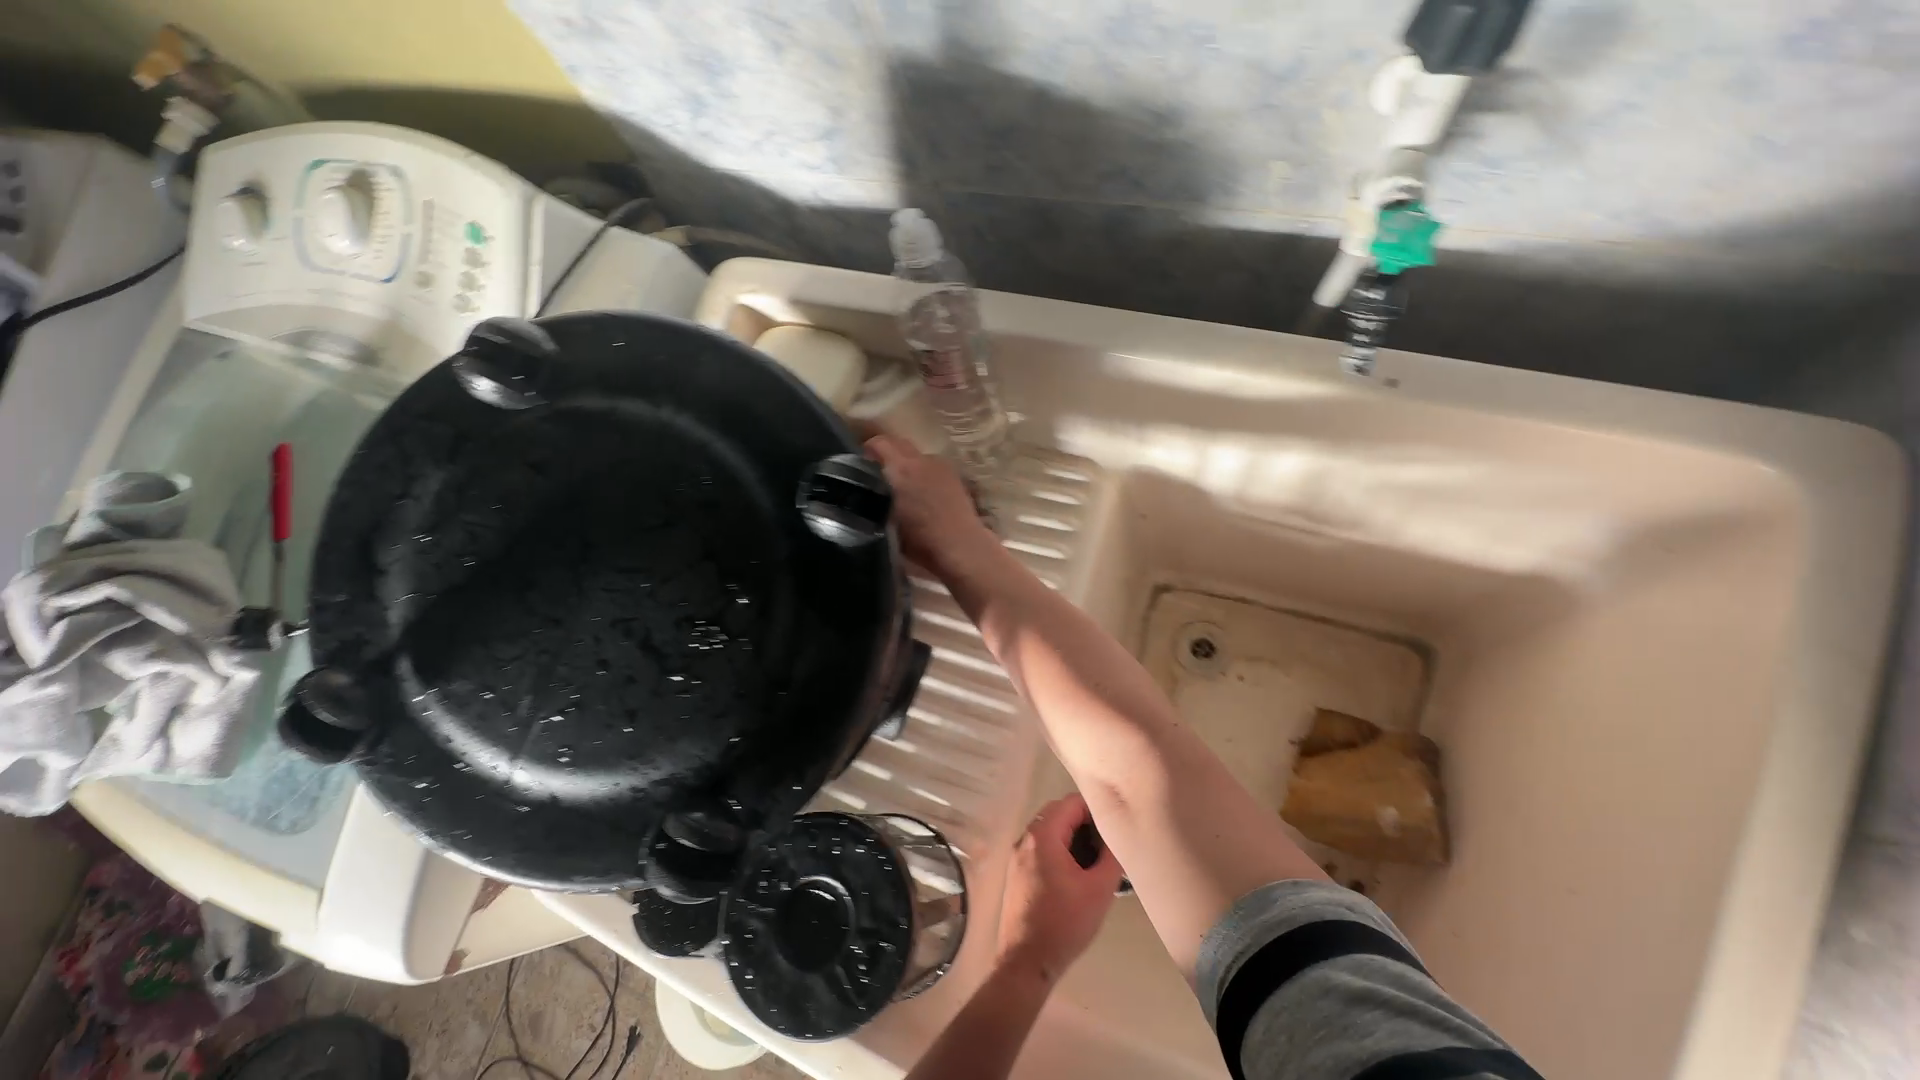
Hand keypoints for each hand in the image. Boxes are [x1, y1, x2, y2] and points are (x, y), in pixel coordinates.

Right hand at [864, 434, 994, 571]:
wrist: (960, 546)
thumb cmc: (919, 540)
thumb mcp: (886, 521)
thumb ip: (876, 498)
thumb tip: (869, 491)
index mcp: (901, 469)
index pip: (879, 443)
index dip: (868, 450)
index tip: (860, 464)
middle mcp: (921, 460)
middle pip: (899, 443)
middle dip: (887, 453)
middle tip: (878, 472)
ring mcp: (941, 466)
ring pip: (917, 455)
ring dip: (907, 464)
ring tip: (902, 484)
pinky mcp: (955, 476)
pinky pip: (932, 466)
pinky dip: (923, 473)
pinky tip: (923, 492)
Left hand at [995, 793, 1125, 984]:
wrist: (1027, 961)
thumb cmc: (1065, 922)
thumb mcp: (1099, 889)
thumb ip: (1111, 856)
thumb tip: (1117, 837)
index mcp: (1042, 835)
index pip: (1072, 803)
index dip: (1096, 811)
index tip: (1114, 830)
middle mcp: (1025, 839)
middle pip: (1059, 814)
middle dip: (1085, 825)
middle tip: (1107, 847)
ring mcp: (1017, 857)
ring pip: (1050, 832)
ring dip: (1073, 840)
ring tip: (1097, 864)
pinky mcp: (1017, 874)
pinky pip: (1042, 849)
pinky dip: (1061, 852)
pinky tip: (1078, 877)